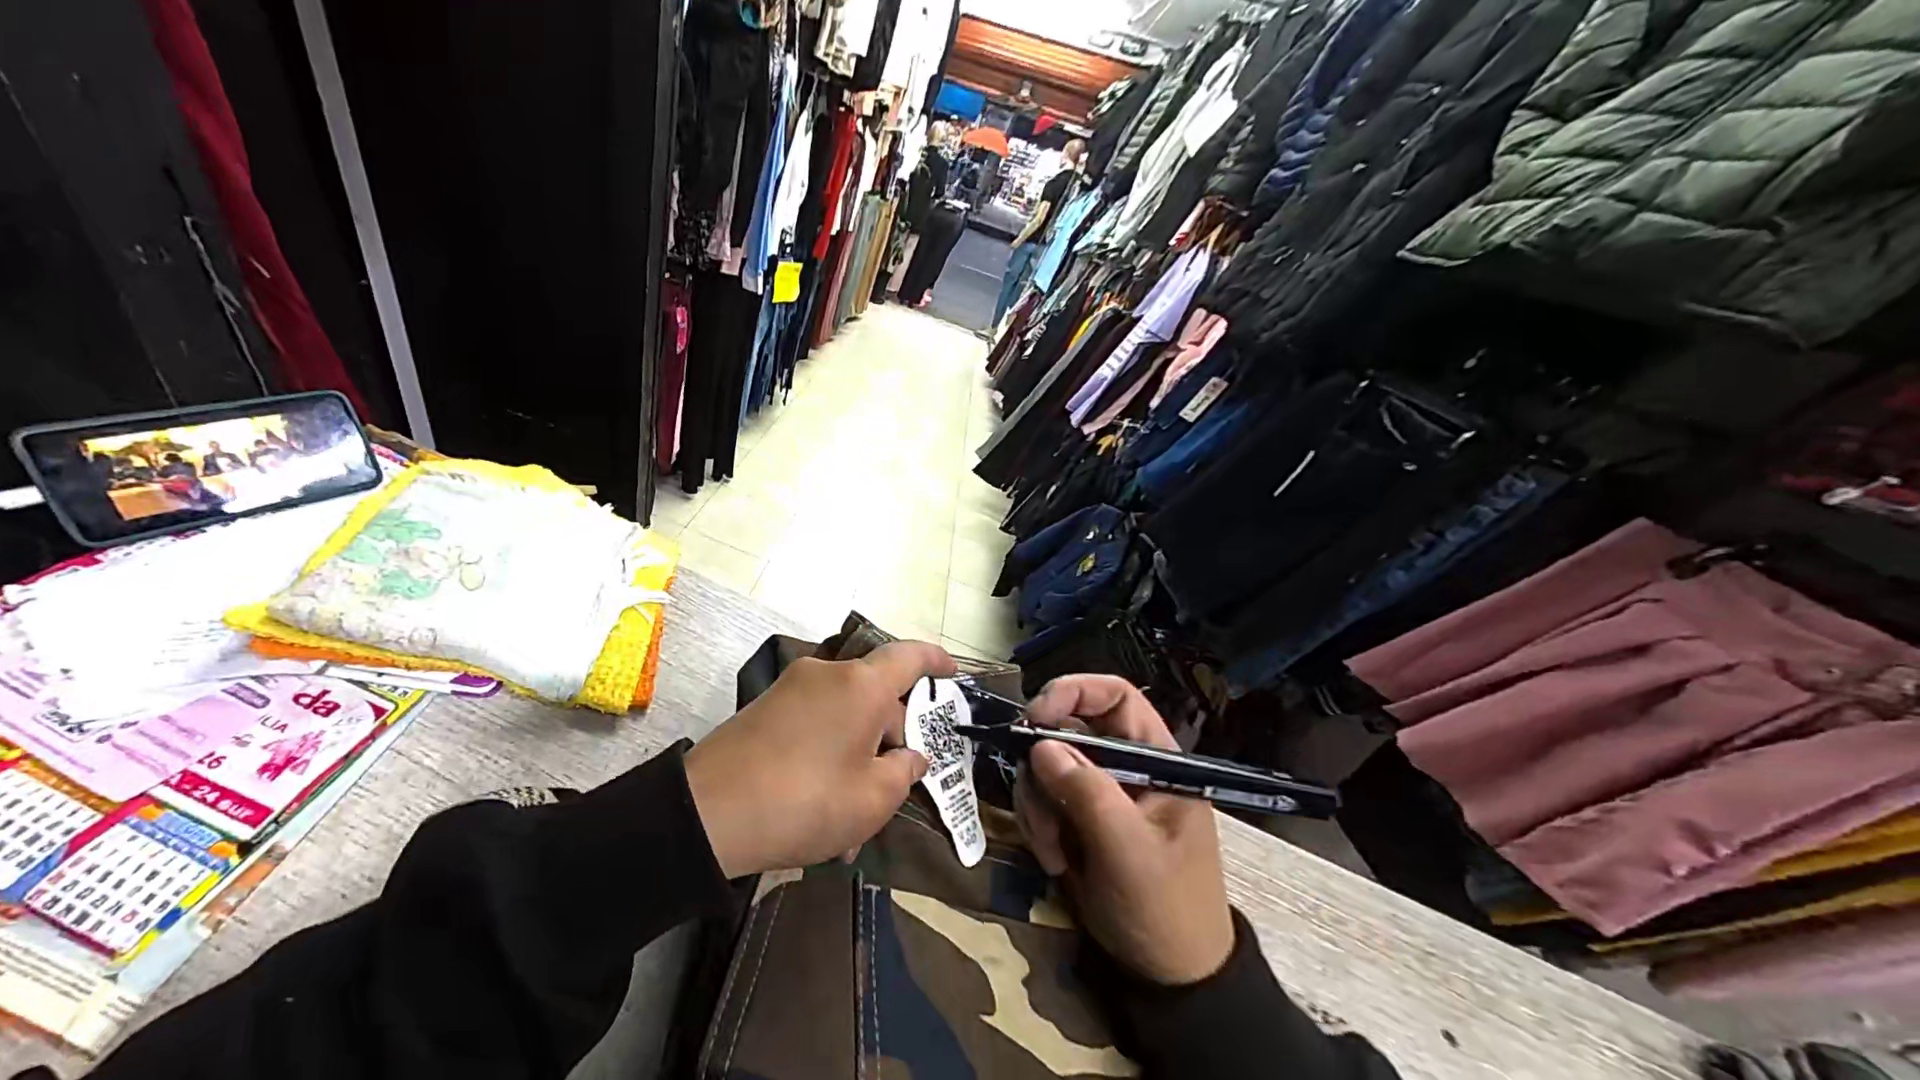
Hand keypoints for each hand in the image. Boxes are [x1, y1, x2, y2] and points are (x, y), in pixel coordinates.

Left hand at [684, 641, 954, 877]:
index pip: (909, 656)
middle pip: (875, 695)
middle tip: (895, 787)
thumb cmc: (805, 801)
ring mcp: (790, 690)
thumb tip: (908, 757)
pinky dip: (828, 754)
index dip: (936, 661)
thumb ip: (903, 772)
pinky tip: (822, 804)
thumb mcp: (873, 799)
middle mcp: (826, 675)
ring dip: (857, 754)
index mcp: (860, 685)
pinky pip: (813, 725)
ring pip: (843, 716)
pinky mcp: (764, 710)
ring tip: (854, 814)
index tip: (952, 673)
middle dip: (891, 737)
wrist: (705, 816)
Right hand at [1014, 675, 1234, 985]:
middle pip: (1066, 731)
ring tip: (1056, 851)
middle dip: (1043, 769)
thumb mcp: (1129, 851)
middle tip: (1042, 811)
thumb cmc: (1166, 908)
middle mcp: (1123, 765)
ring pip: (1045, 767)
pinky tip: (1056, 860)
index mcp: (1155, 758)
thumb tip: (1040, 746)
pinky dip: (1038, 826)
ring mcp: (1098, 792)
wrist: (1168, 975)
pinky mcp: (1077, 818)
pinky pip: (1041, 800)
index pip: (1114, 696)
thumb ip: (1088, 794)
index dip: (1073, 692)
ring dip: (1039, 806)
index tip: (1035, 717)